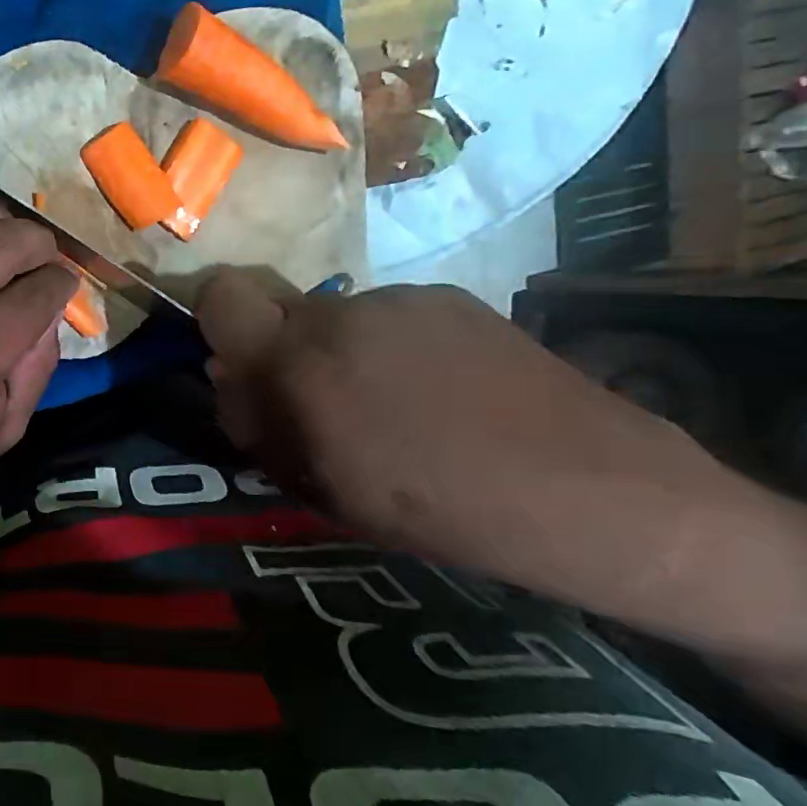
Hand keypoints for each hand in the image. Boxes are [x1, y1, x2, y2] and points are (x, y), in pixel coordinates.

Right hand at [195, 273, 745, 598]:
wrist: (587, 487)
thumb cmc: (441, 509)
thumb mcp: (329, 488)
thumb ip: (263, 426)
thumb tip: (226, 379)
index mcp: (304, 363)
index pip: (222, 297)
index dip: (218, 325)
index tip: (243, 370)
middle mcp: (344, 312)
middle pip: (280, 311)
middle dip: (284, 353)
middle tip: (322, 410)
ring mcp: (403, 298)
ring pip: (336, 315)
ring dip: (340, 353)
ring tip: (394, 410)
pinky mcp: (451, 296)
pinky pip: (389, 315)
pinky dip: (390, 347)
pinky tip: (440, 394)